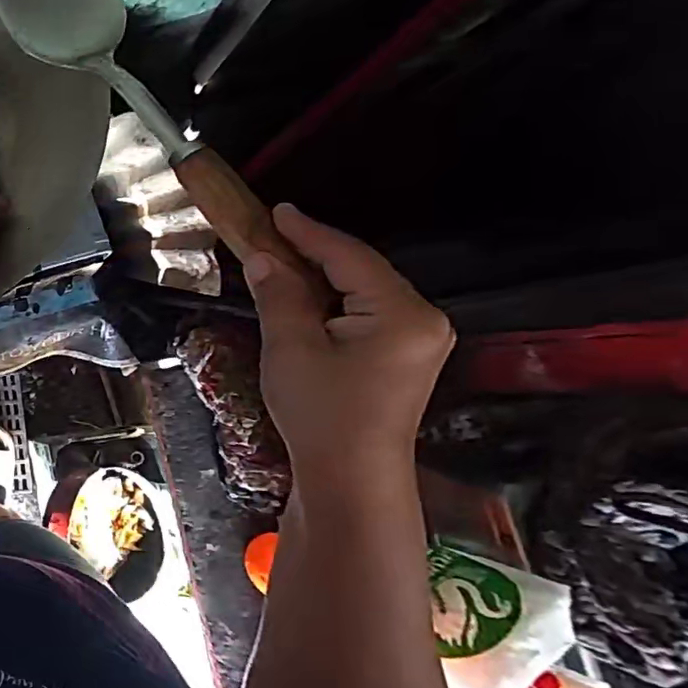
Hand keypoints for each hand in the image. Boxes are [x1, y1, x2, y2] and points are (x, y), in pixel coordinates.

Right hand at [245, 203, 453, 469]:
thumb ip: (280, 296)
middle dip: (315, 254)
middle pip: (361, 272)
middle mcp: (423, 319)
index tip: (277, 210)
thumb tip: (264, 258)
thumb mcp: (291, 348)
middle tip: (272, 235)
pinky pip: (366, 315)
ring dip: (321, 279)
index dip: (309, 232)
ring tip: (281, 263)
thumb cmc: (321, 412)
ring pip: (363, 294)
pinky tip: (305, 300)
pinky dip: (333, 303)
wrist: (350, 476)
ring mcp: (419, 340)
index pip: (350, 257)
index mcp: (403, 312)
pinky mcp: (405, 358)